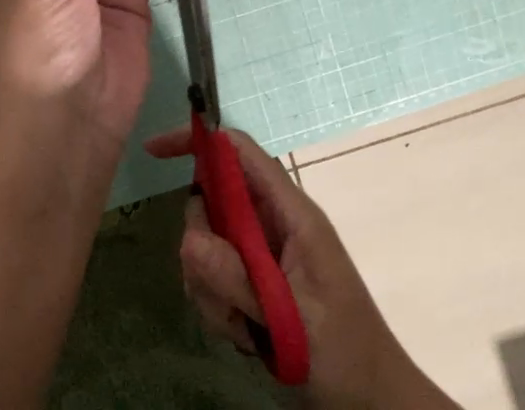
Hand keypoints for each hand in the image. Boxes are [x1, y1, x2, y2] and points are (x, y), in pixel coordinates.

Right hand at [145, 127, 459, 409]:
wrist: (369, 402)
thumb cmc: (344, 352)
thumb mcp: (292, 313)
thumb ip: (239, 276)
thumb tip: (188, 239)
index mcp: (290, 213)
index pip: (237, 152)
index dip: (197, 141)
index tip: (154, 152)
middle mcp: (271, 224)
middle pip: (209, 202)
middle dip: (202, 246)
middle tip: (224, 291)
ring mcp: (259, 254)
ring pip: (203, 244)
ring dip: (210, 288)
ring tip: (243, 327)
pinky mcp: (251, 282)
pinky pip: (208, 277)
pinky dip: (215, 307)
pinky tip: (244, 335)